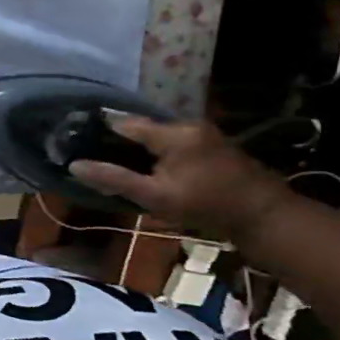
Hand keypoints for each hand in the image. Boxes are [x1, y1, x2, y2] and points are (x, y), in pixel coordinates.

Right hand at [69, 117, 293, 239]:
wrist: (266, 215)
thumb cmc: (207, 205)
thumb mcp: (155, 196)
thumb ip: (114, 178)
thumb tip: (73, 165)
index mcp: (172, 133)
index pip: (123, 123)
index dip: (98, 132)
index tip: (76, 143)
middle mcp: (187, 124)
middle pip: (140, 128)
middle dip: (116, 142)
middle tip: (94, 159)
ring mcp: (202, 132)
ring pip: (155, 135)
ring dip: (136, 148)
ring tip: (114, 164)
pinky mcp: (210, 143)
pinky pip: (171, 141)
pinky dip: (154, 151)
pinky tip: (145, 167)